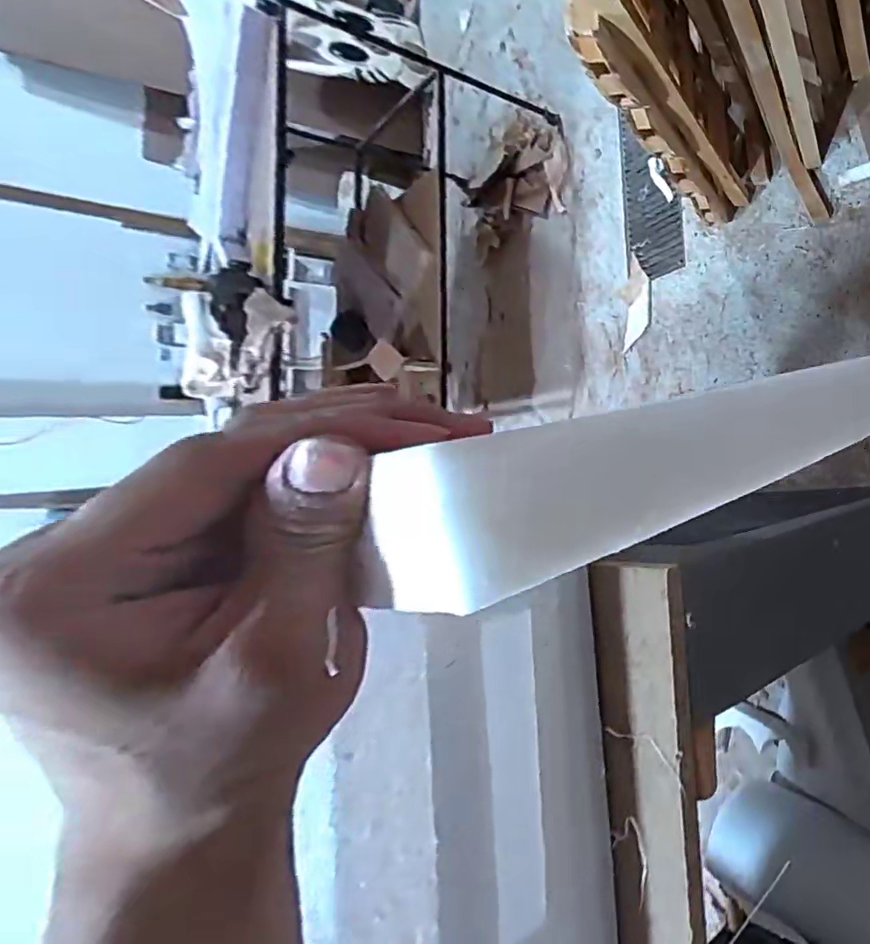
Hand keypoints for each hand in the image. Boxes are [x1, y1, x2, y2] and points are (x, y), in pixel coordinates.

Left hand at [0, 386, 488, 941]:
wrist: (193, 809)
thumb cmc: (235, 746)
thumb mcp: (281, 650)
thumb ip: (301, 547)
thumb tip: (331, 451)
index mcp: (64, 579)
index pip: (206, 465)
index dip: (323, 433)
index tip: (421, 428)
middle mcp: (71, 548)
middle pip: (223, 452)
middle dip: (343, 426)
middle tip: (443, 422)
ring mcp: (115, 549)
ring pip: (239, 462)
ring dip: (340, 441)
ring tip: (424, 429)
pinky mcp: (161, 556)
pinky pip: (247, 492)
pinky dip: (322, 473)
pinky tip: (373, 461)